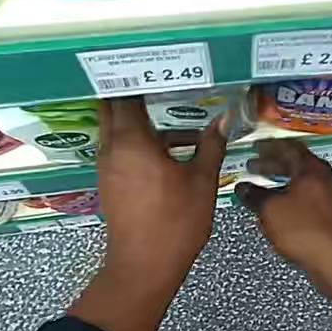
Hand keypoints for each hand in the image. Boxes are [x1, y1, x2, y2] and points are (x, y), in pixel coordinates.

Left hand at [68, 99, 226, 330]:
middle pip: (113, 110)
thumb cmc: (176, 222)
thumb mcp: (202, 181)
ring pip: (116, 132)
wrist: (145, 265)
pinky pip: (120, 150)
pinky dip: (137, 142)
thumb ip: (211, 146)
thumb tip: (223, 119)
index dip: (135, 79)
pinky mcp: (110, 184)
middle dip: (131, 94)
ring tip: (169, 113)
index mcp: (133, 142)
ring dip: (137, 121)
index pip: (125, 97)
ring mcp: (108, 168)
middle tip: (157, 82)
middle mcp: (112, 150)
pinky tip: (167, 149)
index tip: (149, 64)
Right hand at [236, 139, 331, 323]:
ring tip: (265, 187)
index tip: (258, 146)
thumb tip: (245, 190)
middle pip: (297, 164)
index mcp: (311, 169)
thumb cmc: (312, 233)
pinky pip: (307, 202)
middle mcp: (325, 180)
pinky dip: (291, 200)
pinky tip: (281, 212)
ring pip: (302, 183)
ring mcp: (331, 199)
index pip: (288, 147)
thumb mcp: (271, 210)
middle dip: (274, 163)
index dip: (269, 146)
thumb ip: (254, 196)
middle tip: (258, 164)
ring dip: (282, 183)